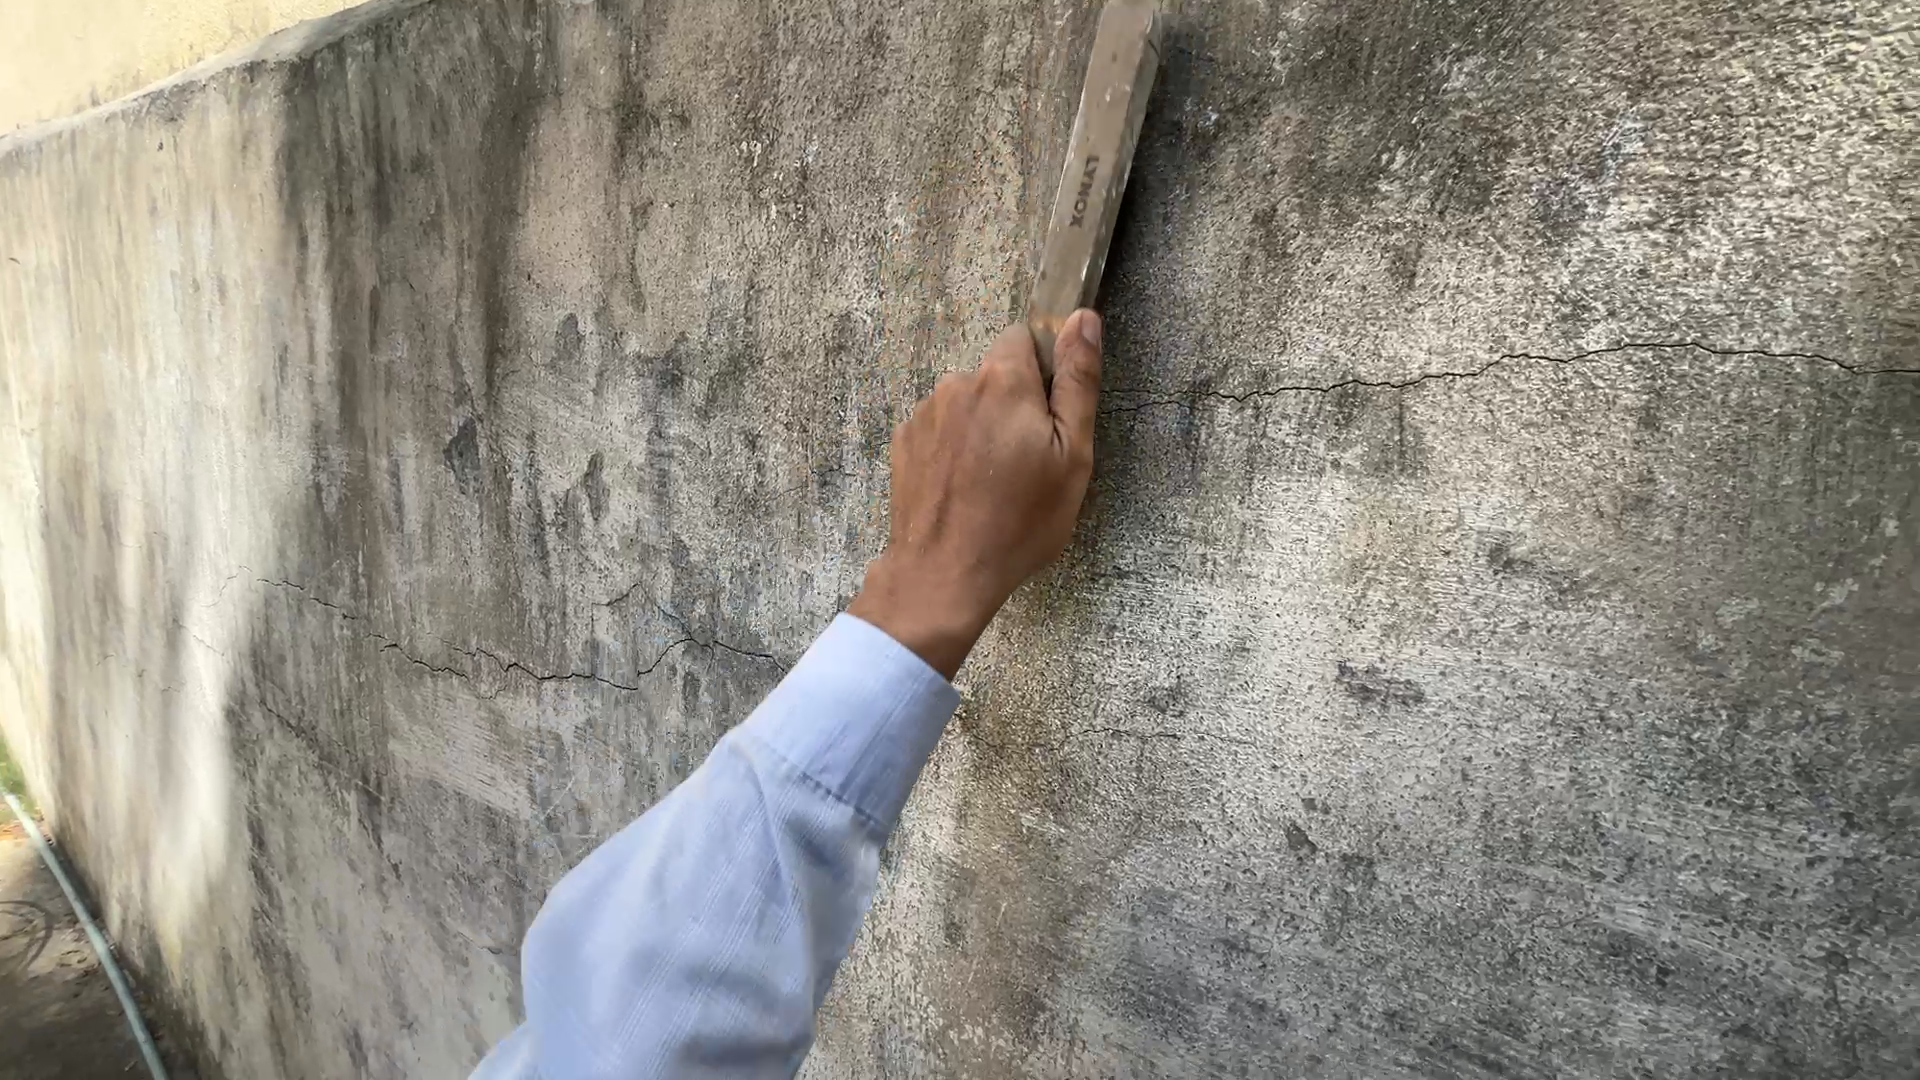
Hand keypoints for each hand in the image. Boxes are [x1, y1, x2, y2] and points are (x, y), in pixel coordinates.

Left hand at [849, 309, 1103, 678]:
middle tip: (1025, 461)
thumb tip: (1083, 319)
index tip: (1047, 417)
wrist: (945, 573)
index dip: (1041, 373)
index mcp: (1002, 382)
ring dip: (979, 427)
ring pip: (964, 404)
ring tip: (990, 483)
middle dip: (1011, 405)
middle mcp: (955, 385)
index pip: (1022, 338)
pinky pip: (938, 429)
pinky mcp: (902, 443)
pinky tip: (960, 488)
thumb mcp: (1072, 456)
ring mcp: (923, 415)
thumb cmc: (1019, 522)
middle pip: (993, 376)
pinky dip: (951, 448)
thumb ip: (1078, 381)